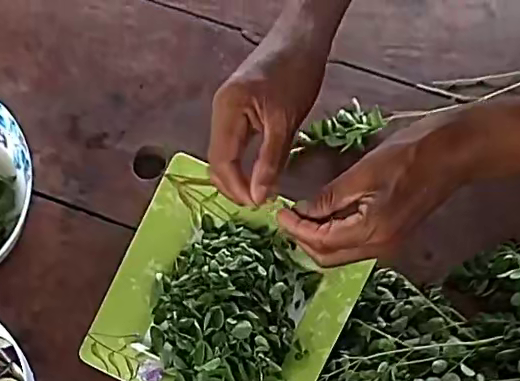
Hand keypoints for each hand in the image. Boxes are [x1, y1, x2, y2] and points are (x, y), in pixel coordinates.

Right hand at [208, 32, 330, 205]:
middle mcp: (220, 111)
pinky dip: (241, 167)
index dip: (237, 189)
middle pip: (217, 163)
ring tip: (259, 193)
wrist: (301, 37)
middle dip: (234, 187)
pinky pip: (232, 148)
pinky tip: (257, 176)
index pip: (223, 162)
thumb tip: (258, 197)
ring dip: (237, 180)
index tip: (257, 205)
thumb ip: (270, 162)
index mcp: (228, 110)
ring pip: (223, 158)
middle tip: (259, 203)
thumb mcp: (285, 122)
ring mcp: (225, 112)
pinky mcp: (235, 114)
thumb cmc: (296, 72)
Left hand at [278, 113, 469, 265]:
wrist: (457, 152)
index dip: (297, 229)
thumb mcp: (365, 171)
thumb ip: (331, 197)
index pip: (321, 242)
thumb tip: (303, 211)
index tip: (280, 213)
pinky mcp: (390, 239)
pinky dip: (334, 236)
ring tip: (301, 217)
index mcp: (371, 232)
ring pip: (339, 255)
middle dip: (303, 240)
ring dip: (317, 240)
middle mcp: (378, 249)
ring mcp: (385, 248)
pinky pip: (354, 246)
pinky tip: (324, 217)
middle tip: (287, 217)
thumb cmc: (415, 152)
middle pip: (328, 258)